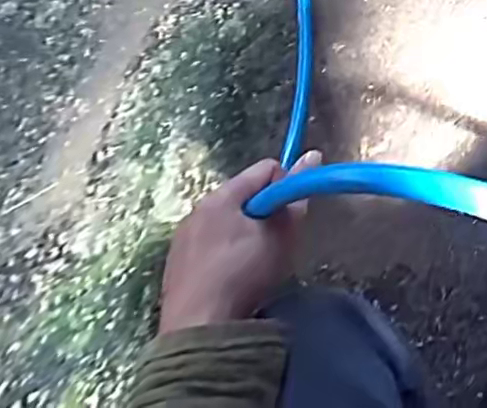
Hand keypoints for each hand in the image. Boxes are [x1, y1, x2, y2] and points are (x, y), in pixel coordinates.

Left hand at [157, 151, 322, 334]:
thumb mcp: (283, 230)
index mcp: (221, 197)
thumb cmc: (246, 271)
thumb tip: (312, 155)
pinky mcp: (175, 267)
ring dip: (247, 230)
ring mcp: (181, 241)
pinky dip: (228, 250)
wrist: (201, 332)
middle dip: (266, 210)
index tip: (290, 213)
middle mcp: (196, 211)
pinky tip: (235, 274)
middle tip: (276, 238)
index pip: (266, 169)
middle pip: (247, 194)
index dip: (286, 186)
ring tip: (257, 259)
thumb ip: (296, 192)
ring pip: (229, 220)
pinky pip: (212, 243)